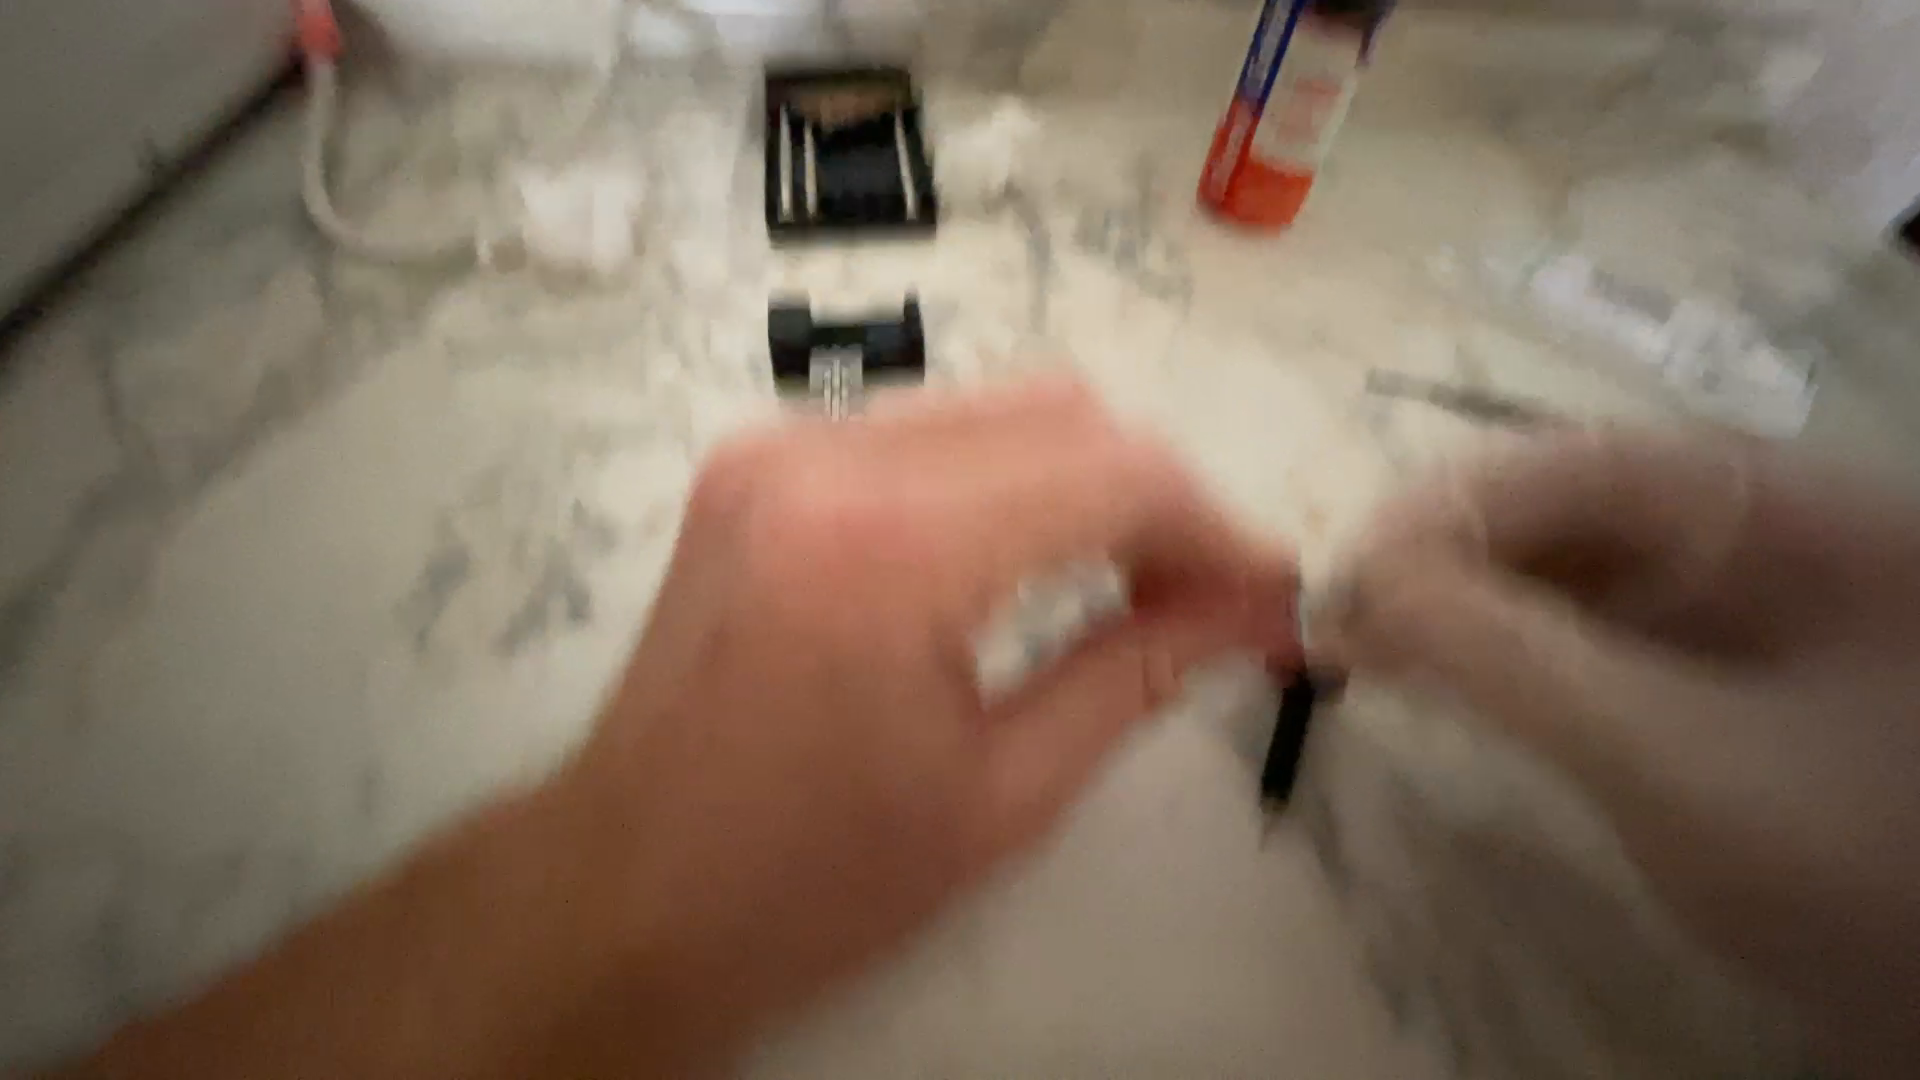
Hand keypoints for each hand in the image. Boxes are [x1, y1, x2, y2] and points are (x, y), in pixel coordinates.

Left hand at [566, 378, 1300, 1069]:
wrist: (624, 892)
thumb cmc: (811, 880)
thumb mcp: (1004, 795)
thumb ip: (1140, 673)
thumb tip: (1253, 607)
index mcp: (888, 548)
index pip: (1110, 473)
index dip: (1212, 526)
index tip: (1265, 592)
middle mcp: (823, 458)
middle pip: (1059, 414)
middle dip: (1153, 498)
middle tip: (1199, 589)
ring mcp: (778, 446)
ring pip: (995, 411)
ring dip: (1081, 481)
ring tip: (1126, 575)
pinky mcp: (757, 461)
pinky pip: (924, 434)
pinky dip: (1001, 479)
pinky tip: (1024, 552)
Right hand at [1313, 430, 1919, 1078]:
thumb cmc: (1869, 880)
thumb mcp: (1676, 764)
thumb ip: (1512, 659)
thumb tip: (1361, 583)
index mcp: (1779, 513)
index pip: (1572, 468)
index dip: (1442, 510)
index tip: (1345, 578)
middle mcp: (1736, 532)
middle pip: (1541, 512)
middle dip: (1424, 561)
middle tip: (1332, 620)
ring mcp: (1701, 597)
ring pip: (1530, 567)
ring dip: (1428, 601)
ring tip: (1346, 646)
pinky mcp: (1665, 657)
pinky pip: (1543, 624)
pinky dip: (1464, 643)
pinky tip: (1404, 666)